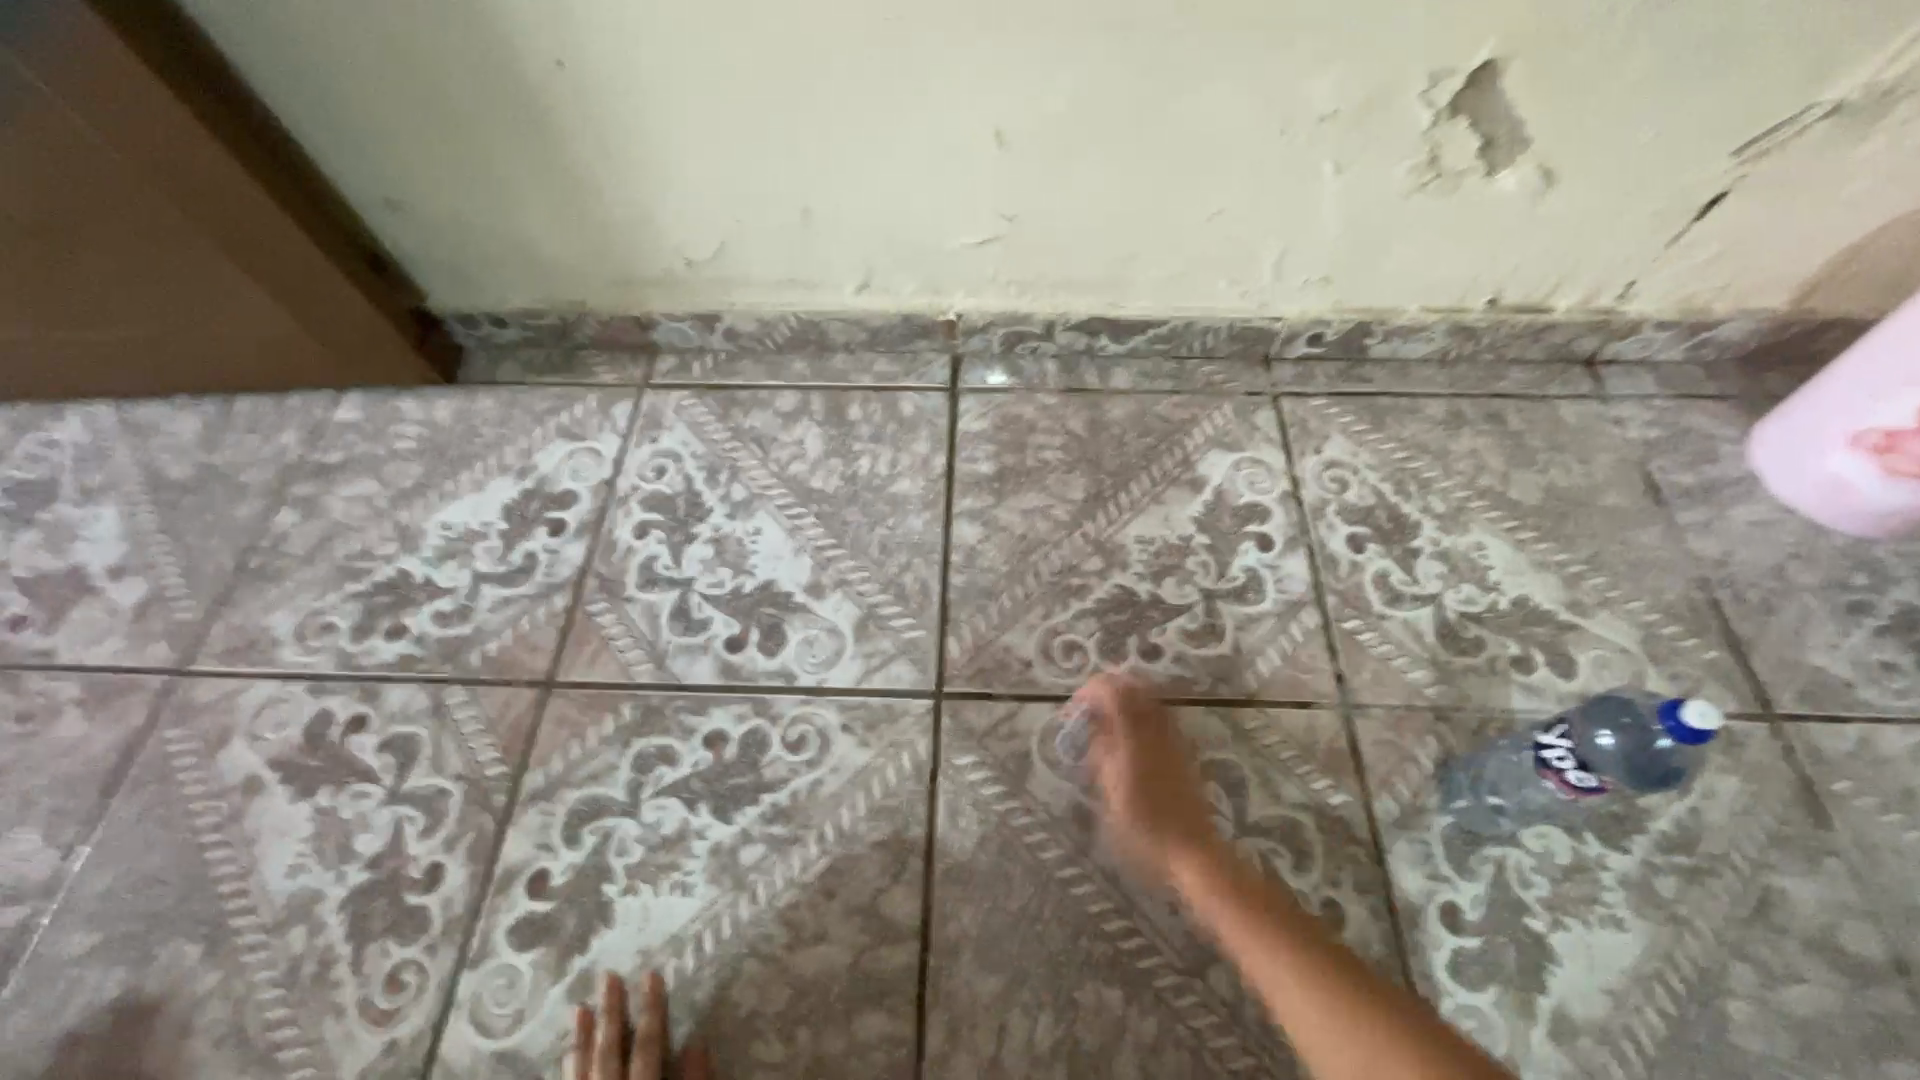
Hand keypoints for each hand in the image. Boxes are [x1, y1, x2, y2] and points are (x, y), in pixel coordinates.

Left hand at [570, 972, 712, 1079]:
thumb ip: (693, 1079)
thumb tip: (698, 1041)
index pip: (647, 1044)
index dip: (651, 1009)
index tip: (652, 974)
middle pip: (609, 1050)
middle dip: (610, 1012)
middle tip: (608, 976)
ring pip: (583, 1066)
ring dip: (583, 1036)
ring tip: (581, 1006)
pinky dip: (571, 1064)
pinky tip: (569, 1050)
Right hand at [1076, 672, 1225, 886]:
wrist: (1192, 849)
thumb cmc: (1144, 827)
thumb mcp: (1111, 793)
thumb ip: (1101, 753)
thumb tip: (1092, 727)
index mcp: (1135, 736)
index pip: (1113, 691)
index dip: (1090, 691)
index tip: (1073, 711)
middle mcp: (1157, 728)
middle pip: (1133, 687)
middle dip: (1106, 692)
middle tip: (1087, 713)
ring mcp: (1174, 736)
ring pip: (1148, 699)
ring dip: (1124, 702)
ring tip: (1104, 724)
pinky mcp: (1184, 748)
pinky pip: (1160, 715)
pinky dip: (1140, 715)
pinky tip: (1129, 738)